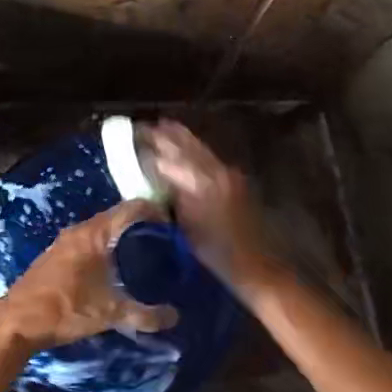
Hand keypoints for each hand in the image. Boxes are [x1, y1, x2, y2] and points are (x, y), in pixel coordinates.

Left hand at [0, 199, 178, 351]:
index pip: (131, 208)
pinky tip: (113, 266)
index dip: (154, 210)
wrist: (16, 322)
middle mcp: (78, 231)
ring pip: (99, 230)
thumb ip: (145, 315)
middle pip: (115, 217)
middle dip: (140, 224)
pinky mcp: (54, 256)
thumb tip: (175, 317)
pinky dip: (104, 247)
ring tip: (144, 251)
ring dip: (120, 236)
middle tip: (164, 238)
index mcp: (94, 234)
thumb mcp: (110, 314)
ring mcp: (63, 242)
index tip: (173, 222)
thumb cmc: (65, 310)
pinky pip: (87, 242)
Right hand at [143, 120, 272, 283]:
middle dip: (166, 135)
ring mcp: (228, 175)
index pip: (169, 158)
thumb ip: (171, 197)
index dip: (151, 146)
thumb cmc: (216, 254)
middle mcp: (215, 172)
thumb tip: (156, 177)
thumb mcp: (185, 228)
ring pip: (200, 149)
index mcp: (200, 183)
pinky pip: (209, 158)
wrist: (256, 265)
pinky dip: (194, 150)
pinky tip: (186, 149)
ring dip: (181, 138)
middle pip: (187, 146)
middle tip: (146, 126)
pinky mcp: (235, 181)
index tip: (135, 136)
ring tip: (164, 127)